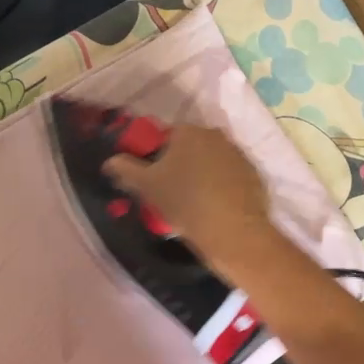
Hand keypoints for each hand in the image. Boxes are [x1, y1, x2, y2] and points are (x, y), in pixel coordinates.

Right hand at [104, 123, 292, 281]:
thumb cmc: (184, 204)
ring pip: (211, 162)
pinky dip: (221, 188)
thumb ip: (126, 169)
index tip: (154, 181)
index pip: (165, 138)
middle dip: (180, 165)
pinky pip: (230, 177)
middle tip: (172, 194)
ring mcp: (238, 153)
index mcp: (187, 132)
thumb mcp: (147, 187)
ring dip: (201, 176)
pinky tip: (215, 209)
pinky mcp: (253, 175)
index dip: (156, 159)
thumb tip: (109, 160)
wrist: (232, 232)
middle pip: (190, 148)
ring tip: (194, 204)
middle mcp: (215, 134)